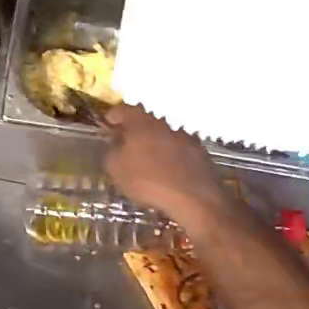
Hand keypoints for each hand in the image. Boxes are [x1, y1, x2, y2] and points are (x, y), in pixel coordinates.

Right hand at [104, 104, 232, 226]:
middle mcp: (164, 123)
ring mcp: (185, 136)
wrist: (194, 199)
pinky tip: (169, 171)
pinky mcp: (200, 152)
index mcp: (141, 123)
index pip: (123, 109)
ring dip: (155, 143)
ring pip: (164, 134)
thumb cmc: (149, 181)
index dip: (113, 116)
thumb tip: (114, 143)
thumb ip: (111, 151)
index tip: (108, 124)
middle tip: (126, 144)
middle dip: (135, 130)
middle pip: (145, 121)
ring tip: (149, 161)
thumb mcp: (117, 169)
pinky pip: (179, 149)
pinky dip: (172, 156)